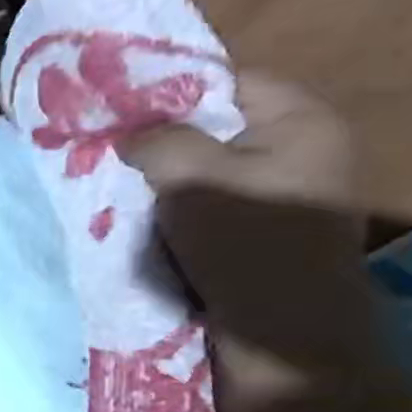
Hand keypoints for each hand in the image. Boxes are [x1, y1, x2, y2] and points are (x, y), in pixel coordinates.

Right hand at [119, 74, 372, 384]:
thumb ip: (155, 139)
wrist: (281, 333)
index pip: (226, 79)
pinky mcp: (261, 228)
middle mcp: (300, 148)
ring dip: (164, 174)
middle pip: (214, 123)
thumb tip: (132, 133)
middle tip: (110, 145)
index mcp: (300, 120)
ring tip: (119, 179)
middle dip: (160, 135)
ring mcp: (283, 191)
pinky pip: (210, 198)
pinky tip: (144, 212)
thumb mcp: (190, 176)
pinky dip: (176, 202)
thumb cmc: (244, 241)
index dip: (168, 88)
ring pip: (206, 164)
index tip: (116, 107)